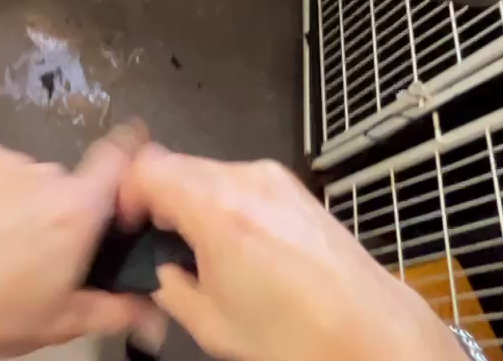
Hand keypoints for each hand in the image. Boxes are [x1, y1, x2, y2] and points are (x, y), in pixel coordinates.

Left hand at [0, 130, 161, 358]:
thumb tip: (149, 310)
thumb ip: (116, 308)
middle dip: (58, 209)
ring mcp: (5, 161)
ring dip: (20, 200)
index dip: (129, 151)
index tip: (133, 147)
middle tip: (38, 247)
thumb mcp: (61, 320)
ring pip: (27, 177)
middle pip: (66, 183)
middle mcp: (45, 176)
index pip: (119, 158)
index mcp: (76, 211)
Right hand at [118, 144, 464, 360]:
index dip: (126, 191)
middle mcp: (240, 177)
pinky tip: (240, 244)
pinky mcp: (290, 183)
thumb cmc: (292, 339)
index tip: (129, 226)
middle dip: (158, 197)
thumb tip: (159, 266)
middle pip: (174, 164)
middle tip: (162, 242)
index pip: (146, 167)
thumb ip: (169, 285)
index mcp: (215, 207)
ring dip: (191, 198)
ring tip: (204, 249)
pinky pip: (236, 179)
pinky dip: (222, 200)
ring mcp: (270, 174)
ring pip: (205, 170)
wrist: (377, 336)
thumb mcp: (213, 324)